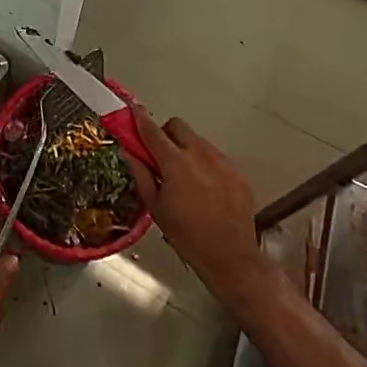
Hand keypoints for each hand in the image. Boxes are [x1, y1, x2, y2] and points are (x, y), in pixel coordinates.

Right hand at [125, 104, 266, 295]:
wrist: (229, 256)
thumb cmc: (187, 235)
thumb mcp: (155, 207)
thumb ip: (141, 174)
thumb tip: (129, 153)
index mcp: (175, 163)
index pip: (152, 131)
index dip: (139, 118)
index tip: (133, 110)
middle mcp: (200, 155)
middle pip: (178, 126)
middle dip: (165, 134)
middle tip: (159, 156)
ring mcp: (222, 161)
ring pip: (197, 141)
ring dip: (185, 149)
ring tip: (183, 177)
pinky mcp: (237, 171)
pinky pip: (215, 157)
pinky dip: (204, 164)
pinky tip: (203, 188)